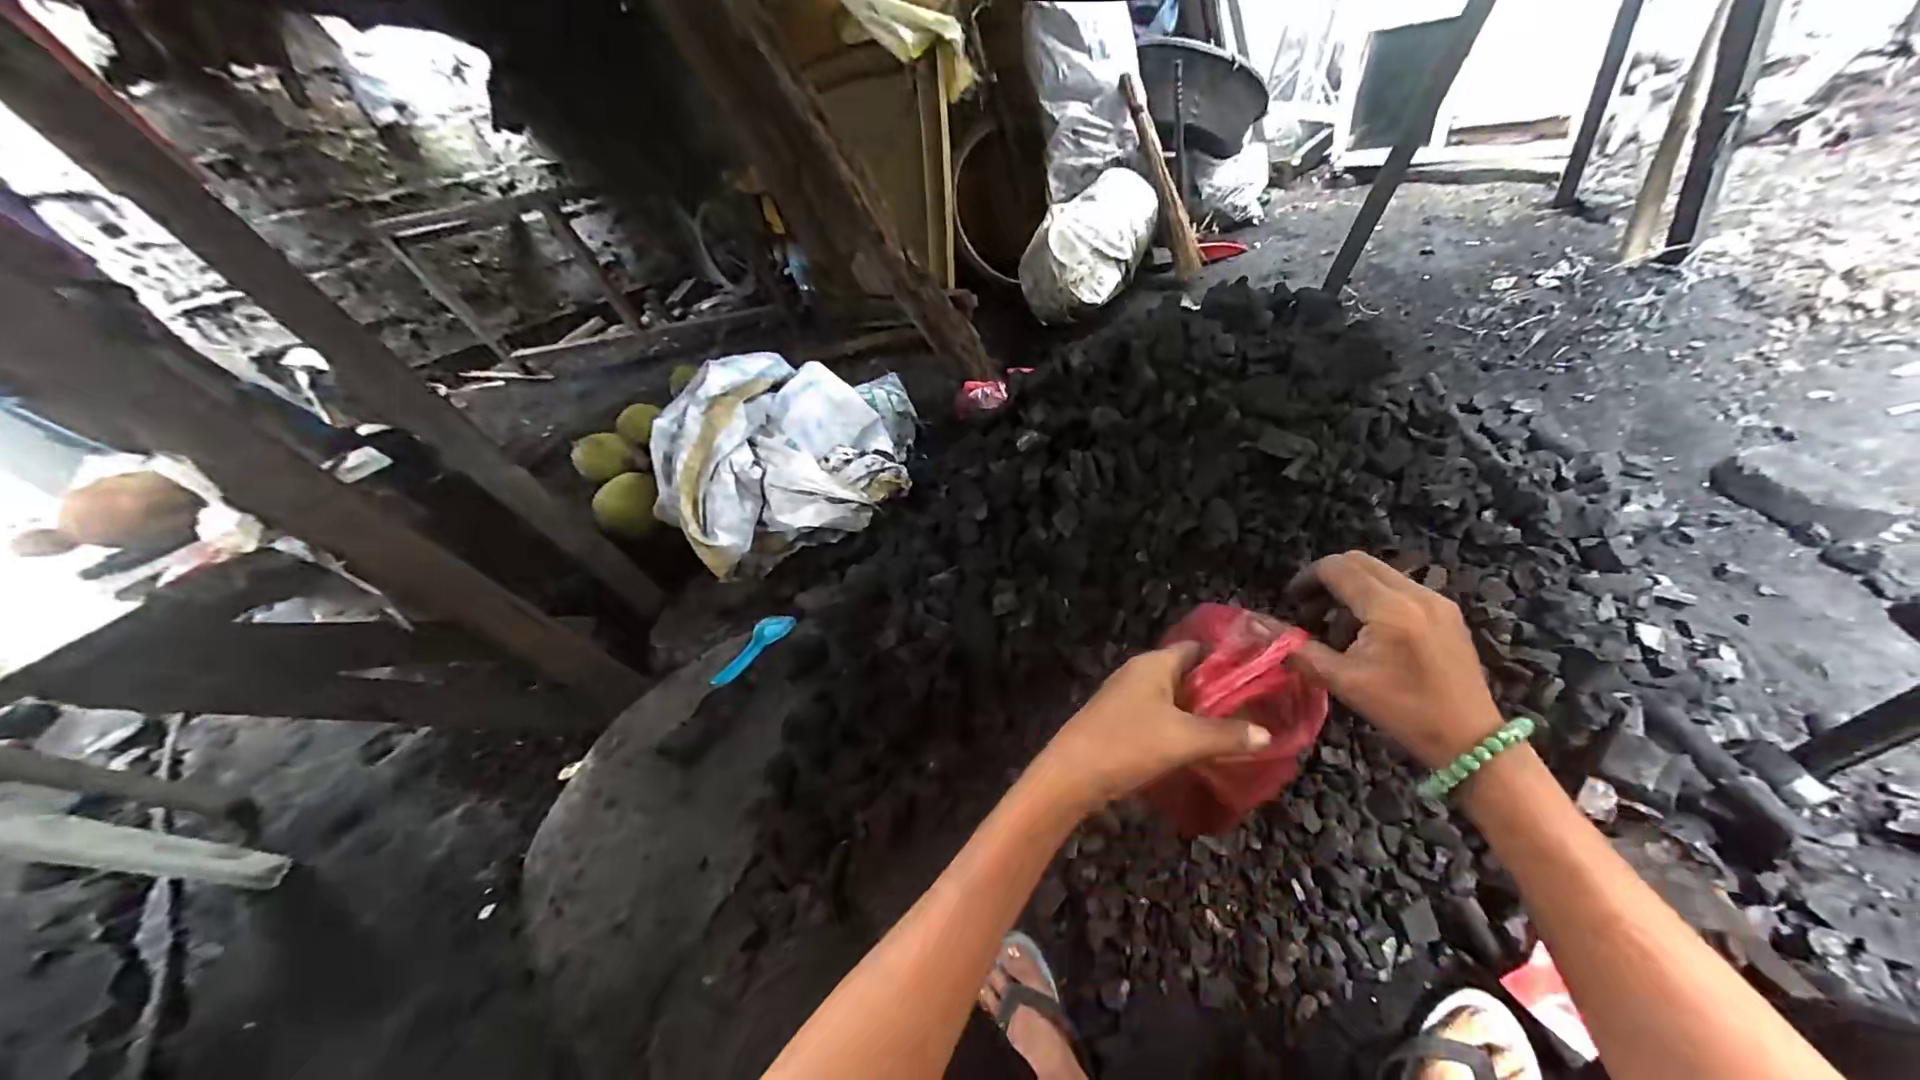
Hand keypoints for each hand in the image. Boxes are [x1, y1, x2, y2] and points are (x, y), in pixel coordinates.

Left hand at [1031, 643, 1271, 815]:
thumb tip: (1267, 734)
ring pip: (1175, 700)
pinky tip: (1201, 749)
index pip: (1199, 649)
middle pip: (1189, 675)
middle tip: (1257, 713)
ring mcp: (1127, 698)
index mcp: (1153, 663)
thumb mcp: (1185, 739)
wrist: (1071, 775)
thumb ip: (1228, 735)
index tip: (1261, 680)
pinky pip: (1161, 719)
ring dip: (1201, 715)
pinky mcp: (1121, 722)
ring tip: (1238, 734)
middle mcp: (1140, 673)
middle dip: (1219, 694)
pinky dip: (1182, 729)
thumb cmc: (1128, 745)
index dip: (1229, 661)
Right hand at [1284, 551, 1503, 768]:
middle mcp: (1416, 593)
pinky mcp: (1447, 613)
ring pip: (1380, 574)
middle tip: (1309, 608)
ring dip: (1351, 590)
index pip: (1338, 568)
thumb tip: (1265, 631)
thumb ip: (1300, 650)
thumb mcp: (1342, 681)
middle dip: (1328, 580)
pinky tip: (1369, 634)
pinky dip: (1375, 599)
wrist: (1470, 739)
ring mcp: (1437, 601)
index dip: (1308, 578)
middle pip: (1360, 563)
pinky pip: (1401, 589)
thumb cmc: (1403, 710)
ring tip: (1337, 627)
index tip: (1291, 599)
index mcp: (1389, 608)